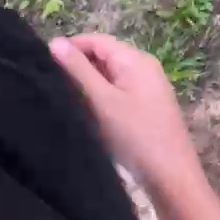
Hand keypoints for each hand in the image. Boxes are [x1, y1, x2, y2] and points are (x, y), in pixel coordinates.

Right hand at [48, 34, 202, 191]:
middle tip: (54, 83)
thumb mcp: (102, 100)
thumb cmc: (136, 136)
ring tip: (67, 97)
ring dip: (88, 82)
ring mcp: (149, 87)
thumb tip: (54, 41)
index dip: (70, 47)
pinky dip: (101, 95)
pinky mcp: (148, 106)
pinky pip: (118, 89)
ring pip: (109, 74)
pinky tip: (89, 111)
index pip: (96, 40)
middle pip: (103, 55)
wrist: (173, 179)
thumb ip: (78, 69)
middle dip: (78, 65)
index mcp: (136, 60)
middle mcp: (145, 67)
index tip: (46, 64)